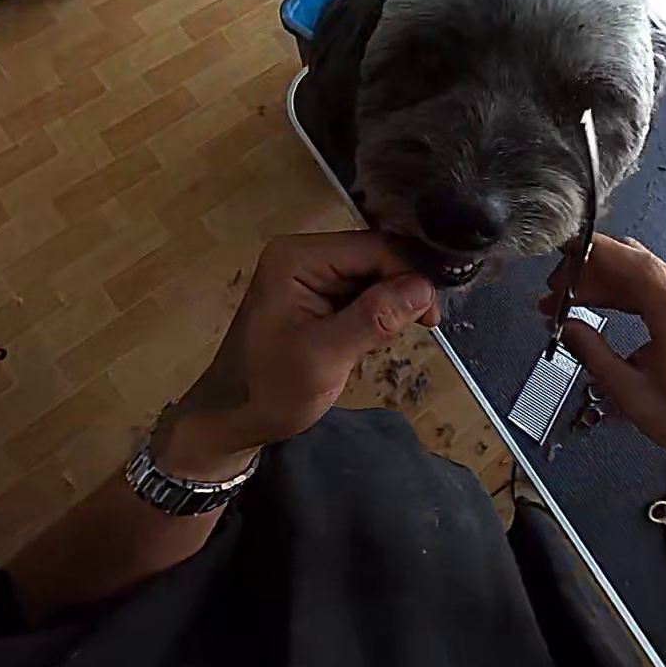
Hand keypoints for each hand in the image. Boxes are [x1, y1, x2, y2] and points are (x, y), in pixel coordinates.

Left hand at [154, 231, 439, 479]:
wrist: (232, 419)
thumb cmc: (270, 390)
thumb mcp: (324, 358)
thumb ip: (374, 318)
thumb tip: (425, 287)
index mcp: (298, 257)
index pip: (372, 247)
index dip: (409, 273)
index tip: (433, 312)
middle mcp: (305, 254)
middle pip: (375, 256)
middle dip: (403, 287)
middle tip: (426, 324)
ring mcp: (310, 272)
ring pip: (373, 273)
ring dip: (394, 300)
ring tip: (403, 332)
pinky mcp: (318, 292)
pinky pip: (362, 289)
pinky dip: (380, 310)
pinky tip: (383, 333)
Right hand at [539, 235, 665, 493]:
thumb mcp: (633, 396)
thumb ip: (594, 355)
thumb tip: (564, 326)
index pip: (639, 267)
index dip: (599, 252)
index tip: (566, 250)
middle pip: (636, 263)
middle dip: (589, 267)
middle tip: (554, 288)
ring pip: (639, 272)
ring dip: (600, 279)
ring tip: (565, 298)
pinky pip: (649, 286)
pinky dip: (617, 289)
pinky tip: (593, 302)